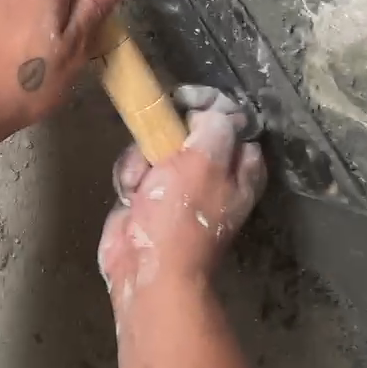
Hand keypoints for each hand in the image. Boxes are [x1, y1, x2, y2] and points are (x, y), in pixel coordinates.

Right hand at [97, 86, 266, 308]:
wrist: (147, 267)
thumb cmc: (180, 216)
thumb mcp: (204, 161)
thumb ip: (213, 126)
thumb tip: (209, 110)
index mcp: (239, 168)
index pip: (229, 119)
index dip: (205, 105)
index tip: (181, 100)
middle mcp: (212, 174)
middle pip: (183, 129)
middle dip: (162, 137)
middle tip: (158, 152)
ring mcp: (177, 186)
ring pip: (152, 146)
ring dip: (139, 160)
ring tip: (139, 184)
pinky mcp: (147, 196)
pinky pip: (134, 168)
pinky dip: (127, 177)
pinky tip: (128, 195)